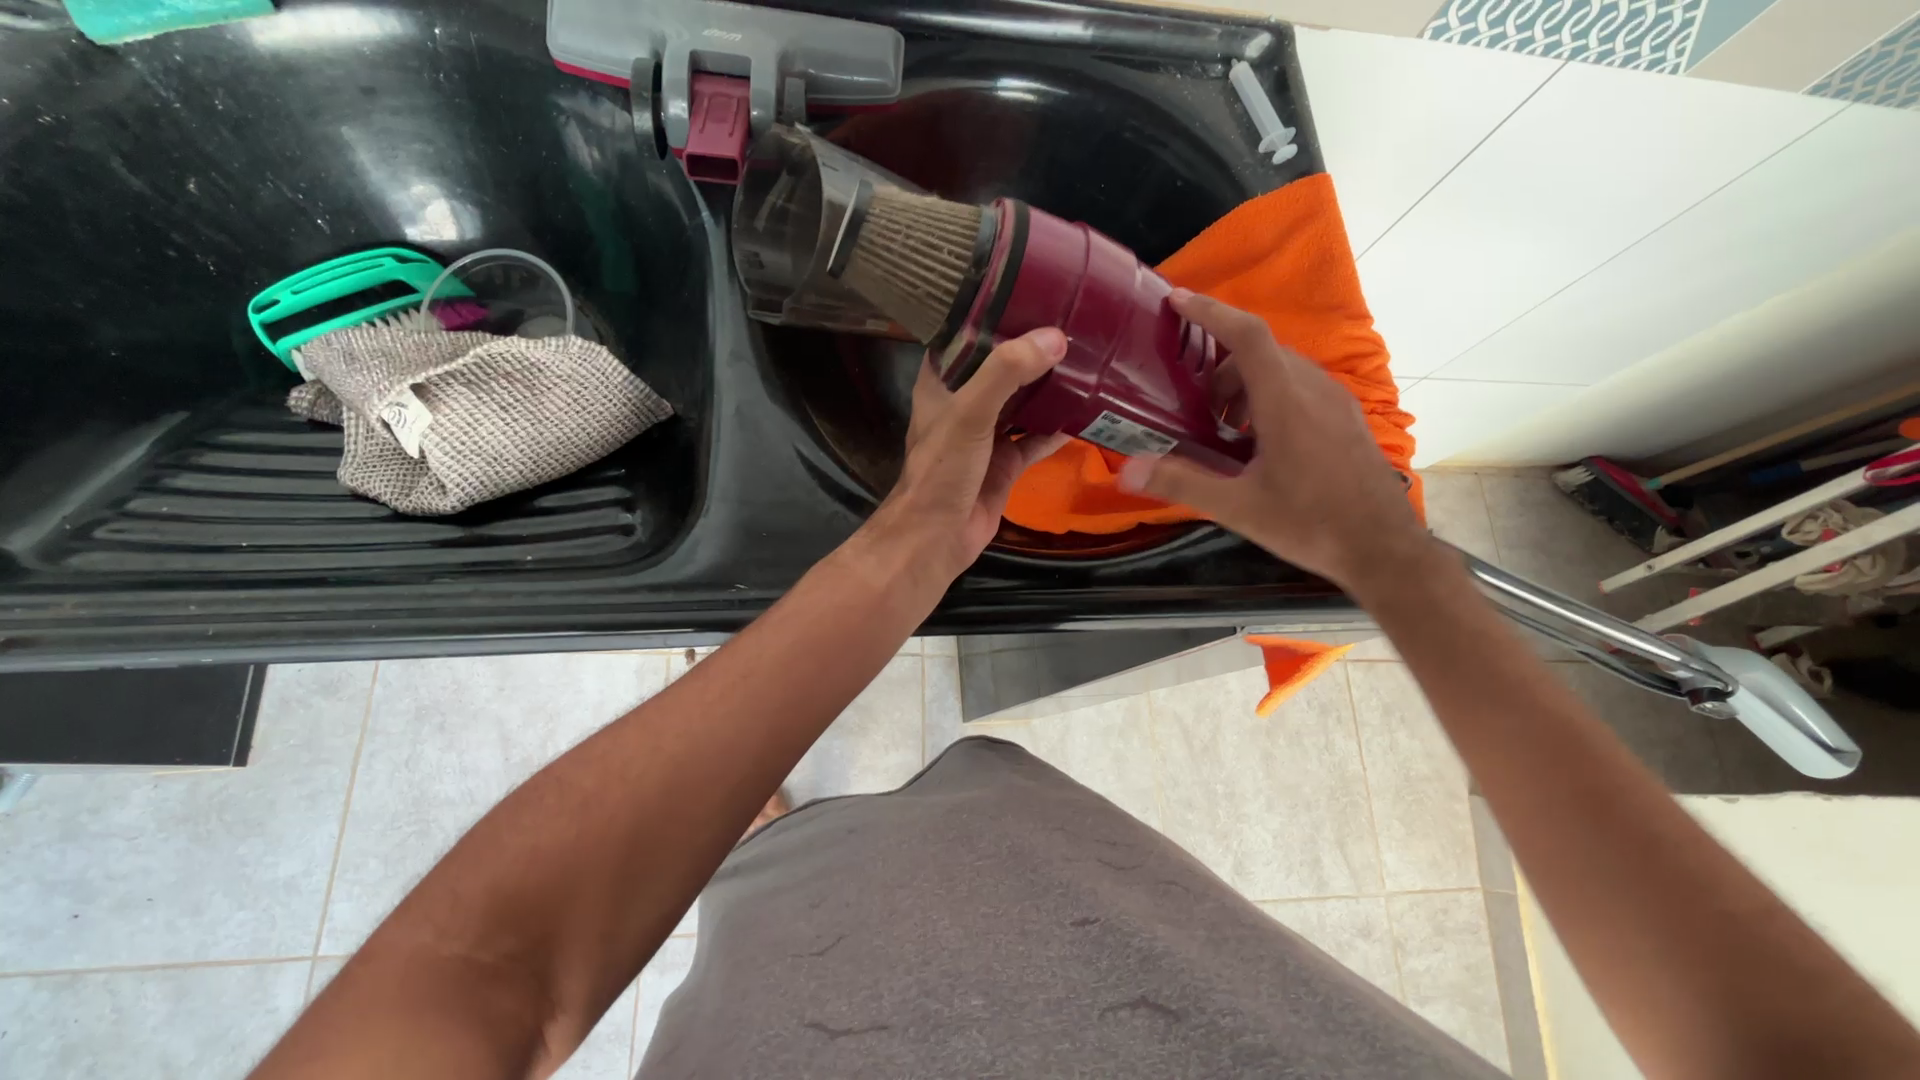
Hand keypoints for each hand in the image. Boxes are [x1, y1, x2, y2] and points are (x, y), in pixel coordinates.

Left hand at [863, 328, 1069, 579]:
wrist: (937, 538)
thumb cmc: (942, 470)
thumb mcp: (969, 412)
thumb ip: (1006, 373)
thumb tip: (1055, 338)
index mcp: (941, 383)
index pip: (964, 336)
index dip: (992, 312)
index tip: (1030, 287)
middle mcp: (963, 404)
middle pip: (1000, 367)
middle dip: (1030, 348)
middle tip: (1073, 319)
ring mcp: (986, 435)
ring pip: (1022, 401)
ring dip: (1048, 385)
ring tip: (1087, 356)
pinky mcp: (1006, 463)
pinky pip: (1036, 439)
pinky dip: (1058, 427)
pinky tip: (1088, 411)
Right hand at [1118, 289, 1429, 592]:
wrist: (1384, 549)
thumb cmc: (1310, 525)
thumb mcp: (1238, 508)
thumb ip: (1182, 483)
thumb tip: (1126, 471)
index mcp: (1285, 402)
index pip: (1246, 336)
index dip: (1210, 312)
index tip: (1176, 301)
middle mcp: (1314, 389)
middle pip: (1260, 352)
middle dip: (1220, 367)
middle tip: (1196, 407)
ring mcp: (1336, 401)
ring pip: (1282, 368)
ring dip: (1245, 383)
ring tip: (1226, 430)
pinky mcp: (1347, 418)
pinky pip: (1301, 386)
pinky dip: (1270, 396)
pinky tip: (1261, 443)